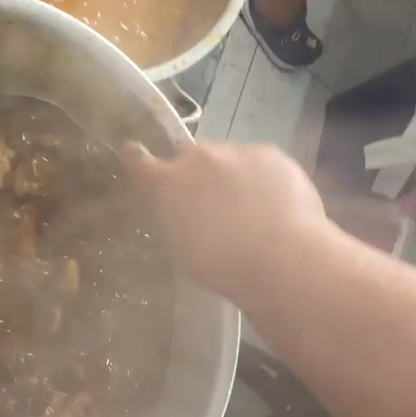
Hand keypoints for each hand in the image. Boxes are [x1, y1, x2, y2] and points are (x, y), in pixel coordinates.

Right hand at [121, 141, 334, 295]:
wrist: (281, 258)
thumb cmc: (219, 265)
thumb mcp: (178, 245)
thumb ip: (171, 215)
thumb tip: (175, 205)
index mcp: (166, 184)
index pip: (137, 161)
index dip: (135, 159)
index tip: (134, 157)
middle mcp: (197, 158)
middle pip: (188, 156)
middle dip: (193, 174)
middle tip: (206, 203)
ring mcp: (237, 151)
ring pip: (225, 158)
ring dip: (228, 174)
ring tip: (246, 207)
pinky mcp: (272, 153)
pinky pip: (257, 161)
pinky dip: (258, 177)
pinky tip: (270, 204)